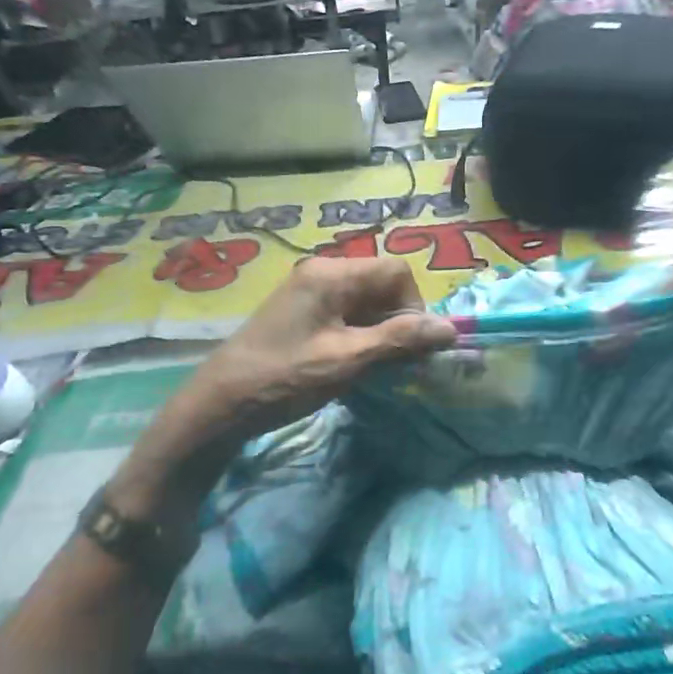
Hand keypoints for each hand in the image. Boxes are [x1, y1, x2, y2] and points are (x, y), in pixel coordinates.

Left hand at [110, 257, 456, 529]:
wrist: (222, 401)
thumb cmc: (285, 377)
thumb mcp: (347, 360)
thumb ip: (399, 340)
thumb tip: (450, 329)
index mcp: (331, 274)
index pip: (396, 272)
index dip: (413, 307)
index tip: (409, 346)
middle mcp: (320, 273)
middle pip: (380, 284)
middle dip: (397, 321)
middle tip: (397, 362)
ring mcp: (307, 292)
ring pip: (363, 302)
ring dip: (379, 331)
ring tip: (375, 367)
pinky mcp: (300, 313)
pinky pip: (343, 314)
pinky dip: (358, 335)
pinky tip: (353, 364)